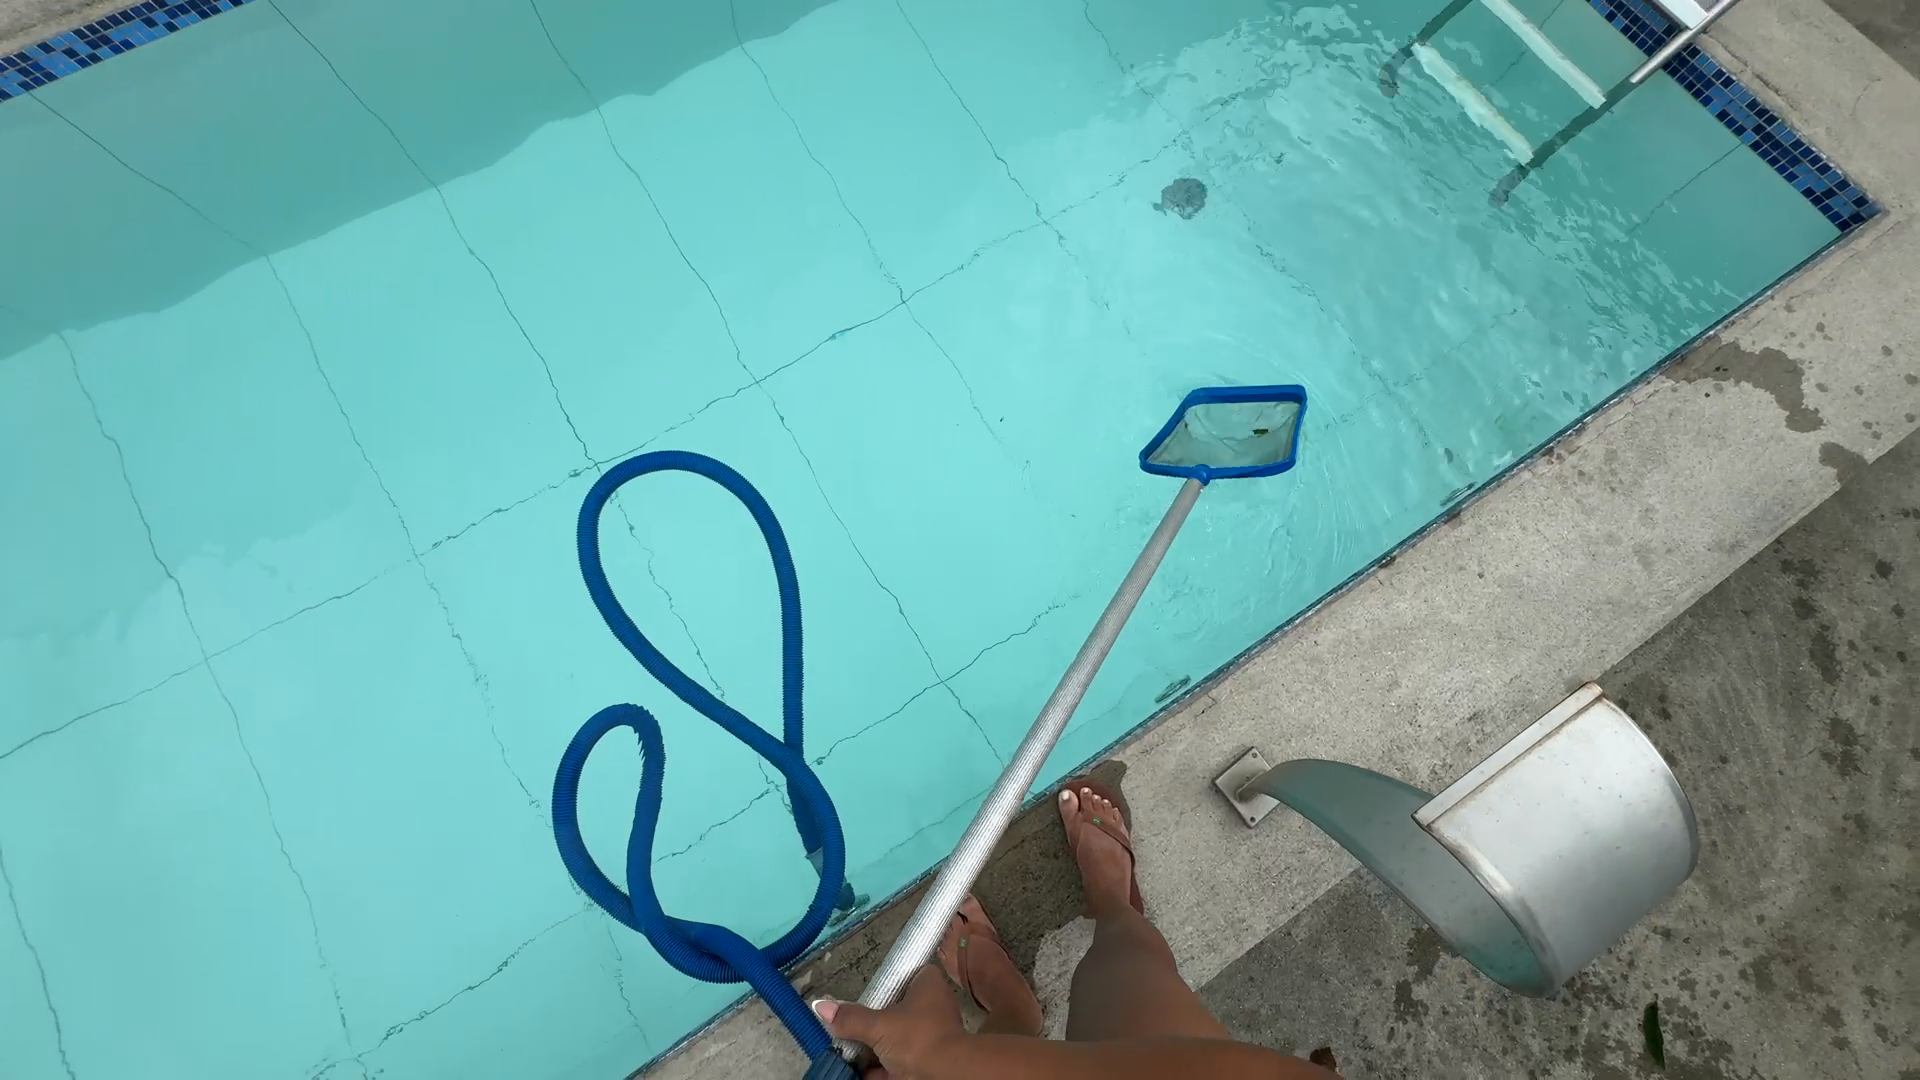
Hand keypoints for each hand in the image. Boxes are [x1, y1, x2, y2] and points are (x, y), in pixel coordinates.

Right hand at [814, 966, 966, 1079]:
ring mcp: (931, 1037)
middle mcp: (933, 1007)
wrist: (945, 1076)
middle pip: (898, 1010)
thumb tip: (820, 1006)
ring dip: (875, 1049)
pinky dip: (880, 1070)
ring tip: (846, 1050)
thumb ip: (851, 1018)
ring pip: (897, 1039)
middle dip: (875, 1023)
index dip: (889, 983)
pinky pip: (898, 1064)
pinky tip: (858, 1073)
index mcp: (929, 984)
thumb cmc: (917, 1037)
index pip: (909, 974)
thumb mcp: (879, 1026)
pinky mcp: (926, 1063)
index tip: (869, 994)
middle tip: (850, 1027)